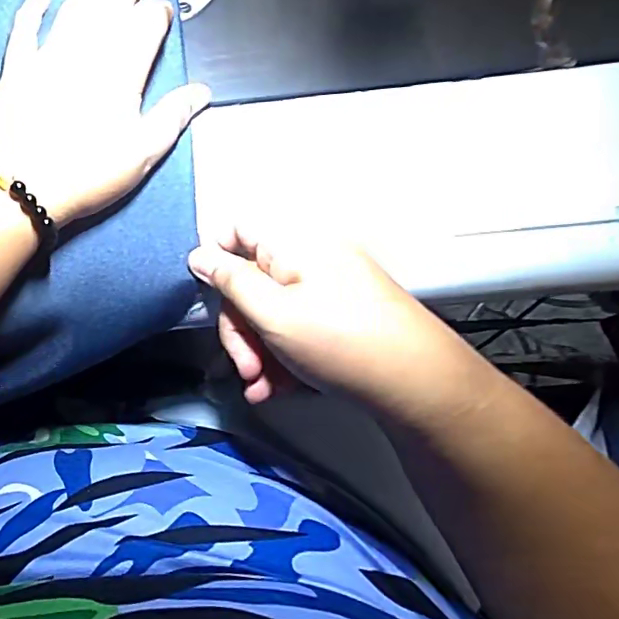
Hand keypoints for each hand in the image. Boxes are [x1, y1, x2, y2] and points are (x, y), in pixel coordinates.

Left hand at [0, 0, 213, 226]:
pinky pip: (26, 27)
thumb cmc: (85, 173)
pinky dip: (34, 6)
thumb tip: (201, 92)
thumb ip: (173, 116)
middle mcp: (87, 52)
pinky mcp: (17, 68)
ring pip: (74, 6)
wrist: (20, 186)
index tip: (164, 10)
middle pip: (113, 5)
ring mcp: (49, 56)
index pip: (146, 25)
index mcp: (122, 70)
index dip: (158, 12)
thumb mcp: (141, 152)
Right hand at [188, 225, 484, 416]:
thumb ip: (230, 281)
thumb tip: (201, 255)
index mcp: (295, 245)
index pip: (238, 232)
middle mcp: (312, 259)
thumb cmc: (348, 344)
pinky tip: (280, 386)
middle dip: (240, 329)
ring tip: (263, 385)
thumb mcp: (272, 313)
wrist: (417, 384)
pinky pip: (296, 327)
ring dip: (258, 352)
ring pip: (270, 312)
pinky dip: (282, 355)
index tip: (213, 300)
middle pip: (250, 282)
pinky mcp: (339, 315)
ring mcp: (328, 287)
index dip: (217, 264)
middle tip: (245, 364)